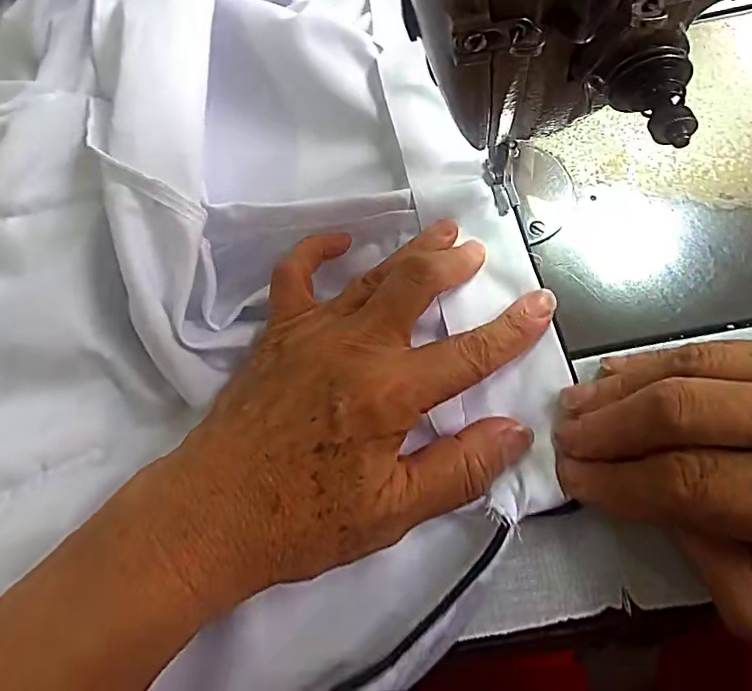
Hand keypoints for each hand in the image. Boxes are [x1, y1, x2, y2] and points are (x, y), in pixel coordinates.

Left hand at [0, 222, 553, 690]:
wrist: (209, 518)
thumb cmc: (304, 520)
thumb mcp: (392, 513)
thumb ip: (458, 469)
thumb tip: (515, 430)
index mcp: (390, 394)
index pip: (469, 354)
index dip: (512, 328)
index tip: (542, 301)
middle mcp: (357, 348)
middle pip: (415, 286)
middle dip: (453, 263)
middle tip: (476, 250)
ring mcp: (314, 332)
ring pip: (372, 275)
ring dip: (411, 250)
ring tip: (441, 230)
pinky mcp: (278, 331)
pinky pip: (295, 276)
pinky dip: (317, 250)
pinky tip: (340, 239)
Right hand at [553, 335, 751, 686]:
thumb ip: (748, 591)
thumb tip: (675, 522)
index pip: (691, 482)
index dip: (621, 484)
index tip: (576, 482)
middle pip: (680, 408)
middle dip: (609, 425)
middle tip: (563, 436)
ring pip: (694, 365)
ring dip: (628, 384)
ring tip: (581, 400)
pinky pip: (725, 349)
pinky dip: (669, 361)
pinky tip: (636, 372)